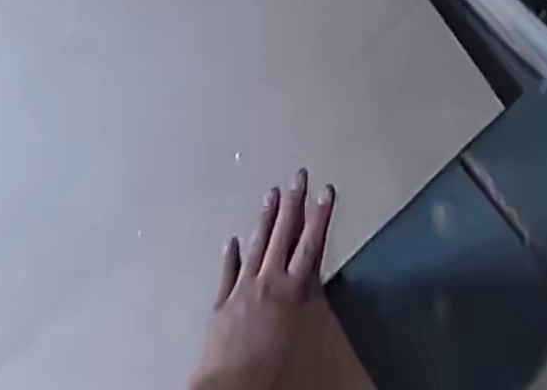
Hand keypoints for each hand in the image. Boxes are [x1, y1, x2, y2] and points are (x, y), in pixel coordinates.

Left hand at [190, 169, 335, 389]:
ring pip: (257, 246)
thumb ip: (315, 306)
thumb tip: (320, 283)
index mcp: (294, 289)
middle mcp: (269, 282)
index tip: (326, 191)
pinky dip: (231, 256)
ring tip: (271, 193)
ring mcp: (242, 290)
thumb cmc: (278, 370)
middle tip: (298, 175)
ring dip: (266, 219)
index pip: (311, 244)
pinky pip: (227, 275)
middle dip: (294, 204)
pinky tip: (232, 240)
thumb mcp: (309, 337)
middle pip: (284, 235)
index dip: (321, 217)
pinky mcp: (221, 306)